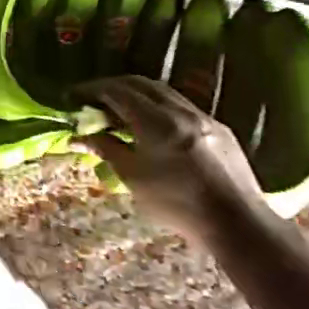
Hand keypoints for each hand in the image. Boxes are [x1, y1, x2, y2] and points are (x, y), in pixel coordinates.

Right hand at [76, 76, 277, 244]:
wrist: (237, 224)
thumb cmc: (176, 202)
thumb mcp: (131, 176)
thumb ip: (105, 149)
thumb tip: (78, 138)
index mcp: (157, 122)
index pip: (117, 91)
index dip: (91, 89)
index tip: (71, 96)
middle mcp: (182, 112)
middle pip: (141, 84)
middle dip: (112, 86)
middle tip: (91, 98)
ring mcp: (205, 119)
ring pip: (164, 93)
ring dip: (136, 95)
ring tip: (117, 111)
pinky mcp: (219, 130)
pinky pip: (181, 107)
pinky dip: (157, 107)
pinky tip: (149, 126)